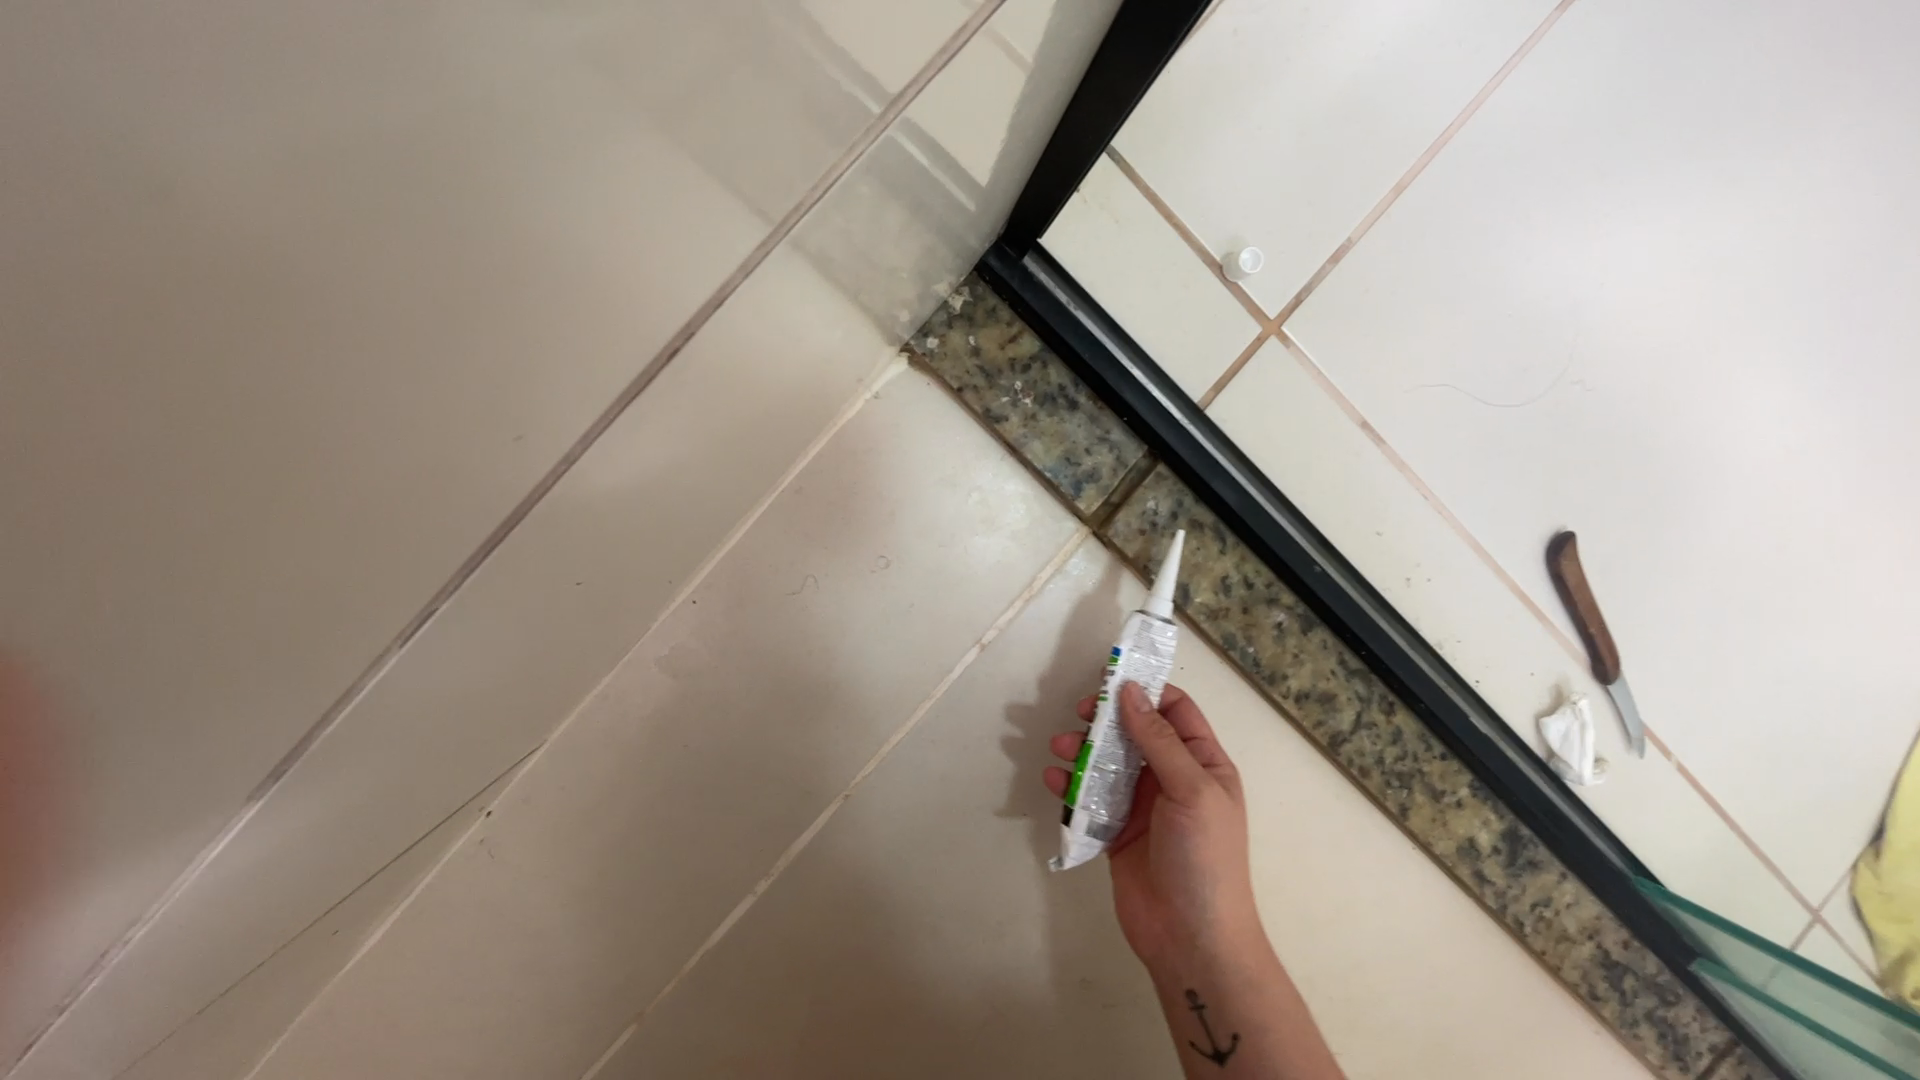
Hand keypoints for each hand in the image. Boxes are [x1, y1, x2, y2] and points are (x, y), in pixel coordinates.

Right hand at [1045, 682, 1261, 972]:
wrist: (1191, 939)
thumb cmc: (1204, 858)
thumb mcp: (1190, 790)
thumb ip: (1158, 739)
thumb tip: (1129, 690)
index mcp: (1203, 763)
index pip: (1175, 711)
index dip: (1145, 691)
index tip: (1109, 680)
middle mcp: (1172, 778)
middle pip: (1134, 733)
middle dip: (1105, 720)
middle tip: (1078, 713)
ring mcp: (1142, 806)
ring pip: (1107, 764)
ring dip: (1083, 751)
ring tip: (1059, 747)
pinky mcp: (1115, 832)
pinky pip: (1090, 799)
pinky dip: (1071, 787)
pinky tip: (1054, 780)